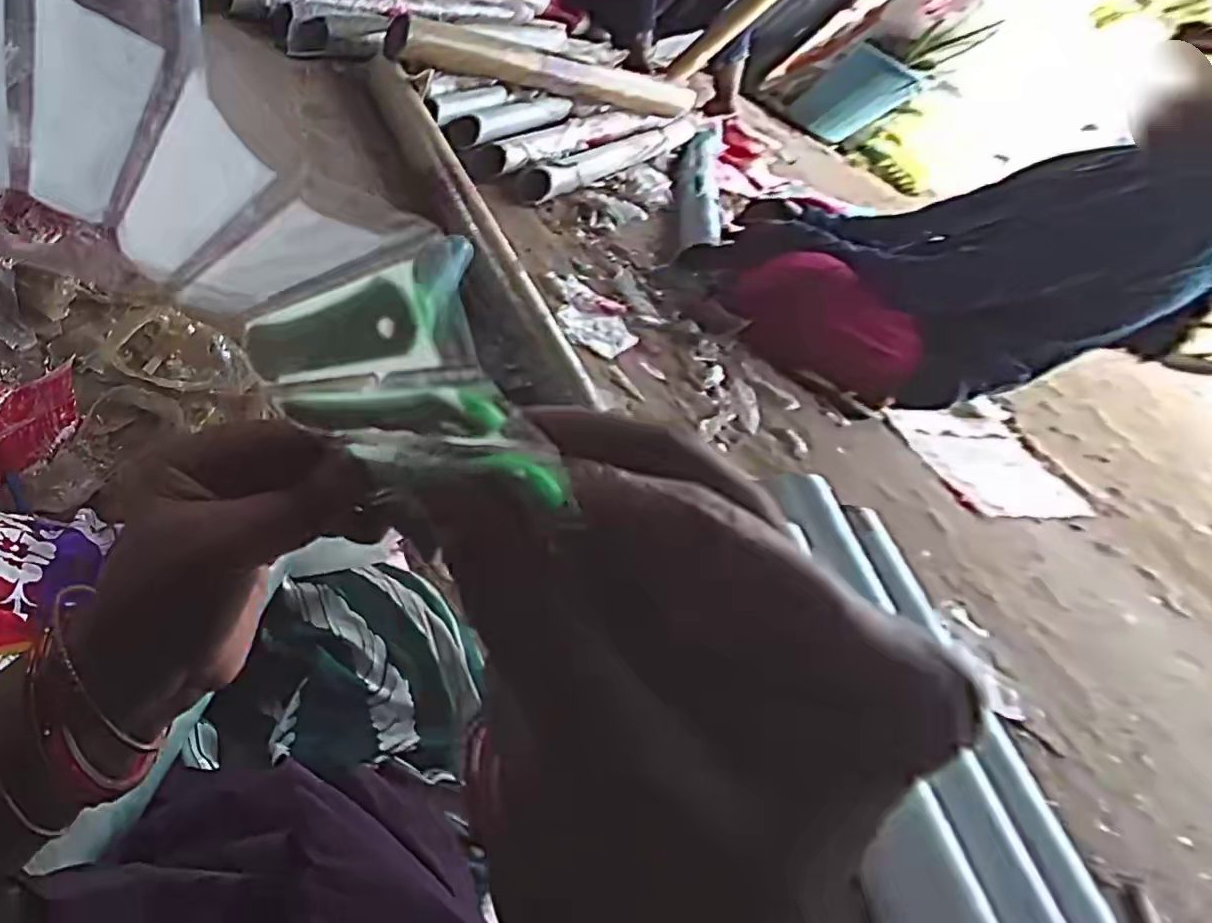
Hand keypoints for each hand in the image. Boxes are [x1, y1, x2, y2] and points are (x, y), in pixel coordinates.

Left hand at [69, 422, 368, 739]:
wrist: (140, 682)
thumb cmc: (166, 606)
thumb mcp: (225, 550)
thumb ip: (293, 508)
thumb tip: (364, 467)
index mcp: (194, 457)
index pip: (274, 437)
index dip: (331, 445)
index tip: (389, 457)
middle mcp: (218, 471)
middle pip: (295, 459)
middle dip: (345, 472)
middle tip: (404, 487)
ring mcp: (241, 505)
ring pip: (306, 487)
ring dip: (348, 497)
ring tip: (395, 512)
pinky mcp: (259, 538)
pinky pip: (306, 515)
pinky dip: (338, 518)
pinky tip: (372, 527)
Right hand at [420, 410, 979, 919]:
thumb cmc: (656, 887)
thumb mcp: (591, 756)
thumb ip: (525, 609)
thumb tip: (454, 490)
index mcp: (869, 665)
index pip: (712, 531)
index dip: (579, 486)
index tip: (478, 464)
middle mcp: (825, 604)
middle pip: (679, 483)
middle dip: (559, 458)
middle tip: (461, 444)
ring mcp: (750, 590)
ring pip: (633, 487)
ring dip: (538, 472)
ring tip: (457, 468)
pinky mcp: (681, 593)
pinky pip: (600, 523)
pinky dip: (530, 508)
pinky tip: (477, 507)